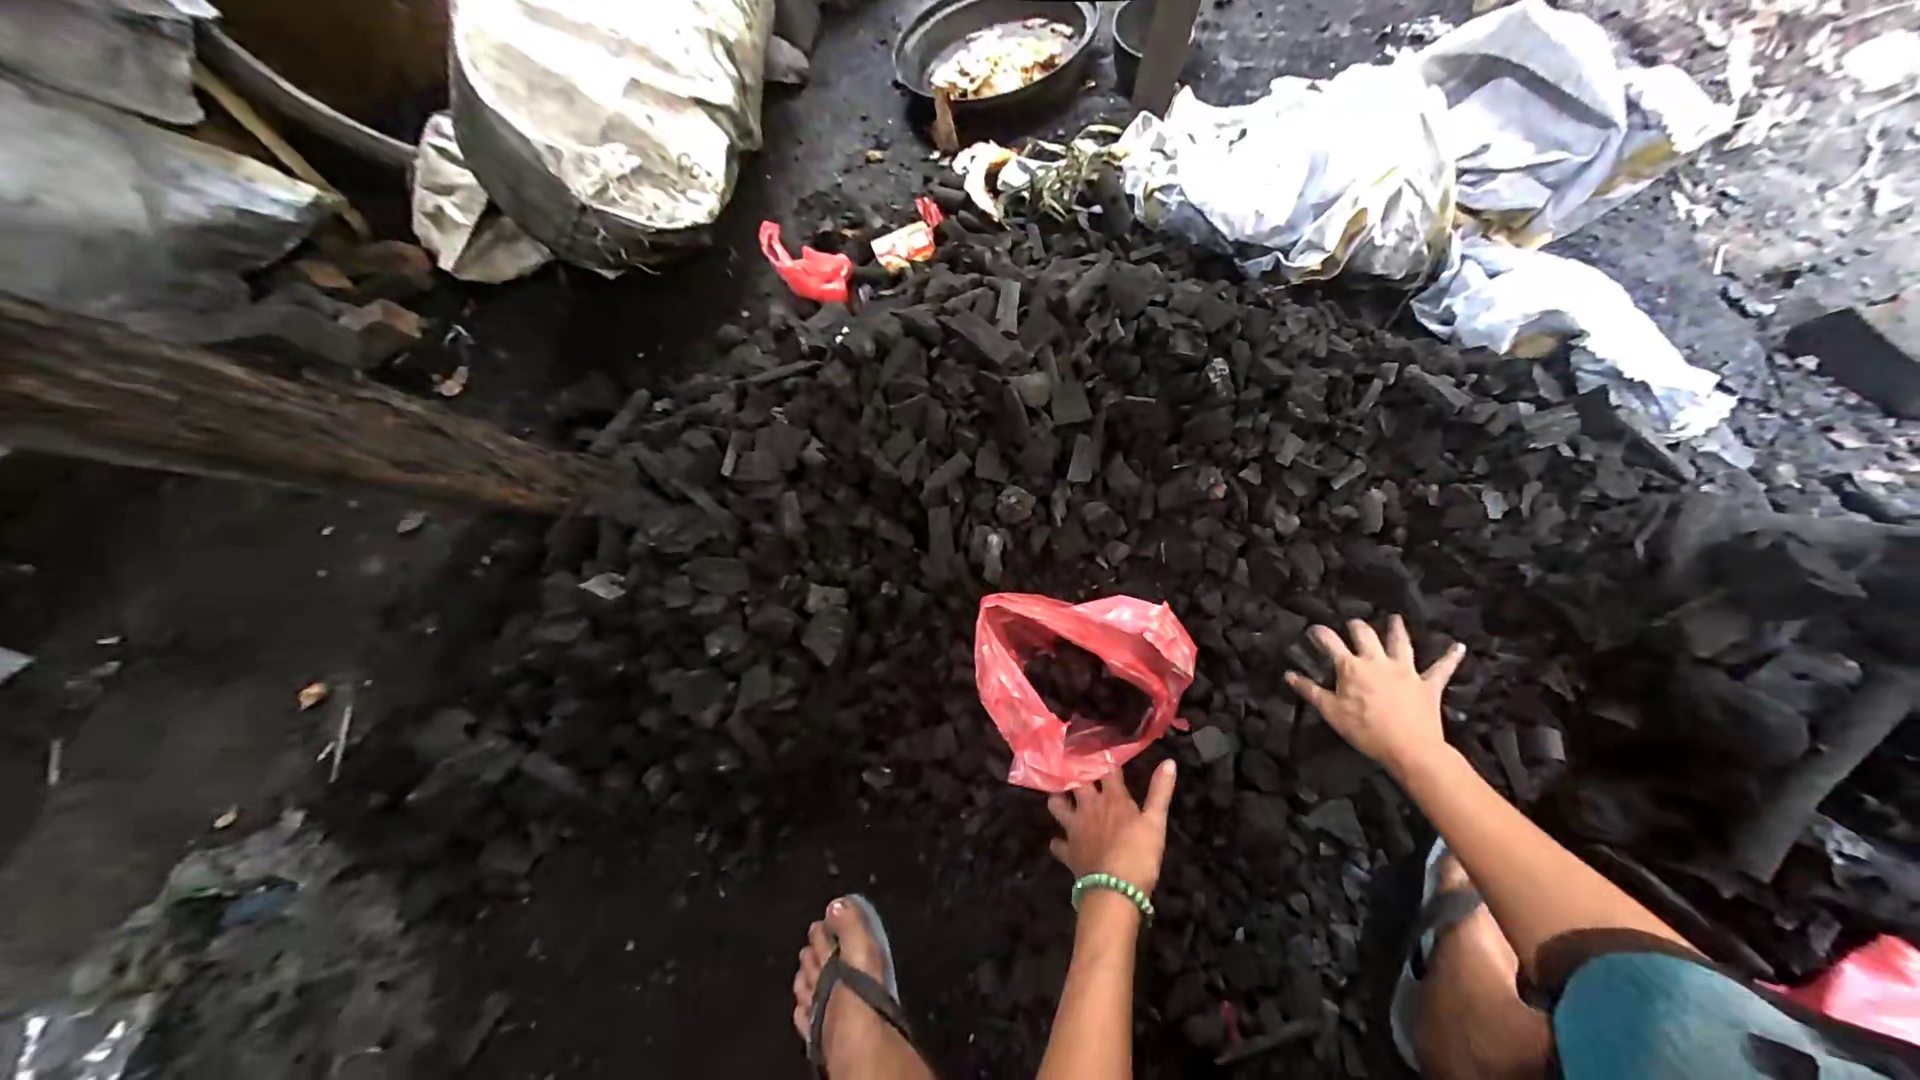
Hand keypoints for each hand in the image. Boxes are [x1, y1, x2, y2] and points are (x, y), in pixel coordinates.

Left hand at [1047, 761, 1176, 895]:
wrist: (1114, 890)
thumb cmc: (1139, 854)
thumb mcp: (1156, 822)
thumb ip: (1160, 791)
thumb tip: (1169, 761)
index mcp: (1112, 799)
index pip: (1107, 771)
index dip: (1104, 758)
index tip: (1101, 747)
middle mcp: (1089, 808)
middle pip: (1077, 783)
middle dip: (1075, 773)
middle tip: (1072, 764)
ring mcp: (1075, 829)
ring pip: (1057, 807)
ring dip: (1058, 801)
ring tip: (1060, 797)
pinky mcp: (1068, 851)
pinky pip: (1057, 844)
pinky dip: (1058, 842)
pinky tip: (1061, 842)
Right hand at [1284, 615, 1465, 774]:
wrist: (1409, 749)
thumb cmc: (1365, 730)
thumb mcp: (1330, 711)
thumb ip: (1309, 690)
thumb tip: (1289, 674)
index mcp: (1352, 667)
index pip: (1330, 642)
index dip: (1319, 633)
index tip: (1313, 629)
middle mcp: (1378, 662)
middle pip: (1365, 635)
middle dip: (1356, 626)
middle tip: (1352, 623)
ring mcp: (1406, 671)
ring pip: (1401, 643)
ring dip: (1397, 629)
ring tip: (1395, 619)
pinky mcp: (1428, 684)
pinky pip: (1442, 668)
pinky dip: (1450, 657)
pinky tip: (1458, 646)